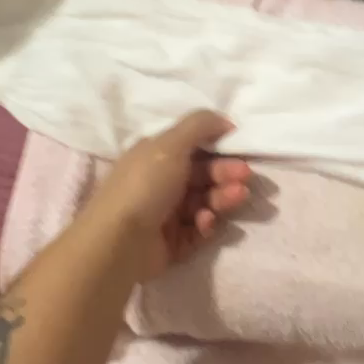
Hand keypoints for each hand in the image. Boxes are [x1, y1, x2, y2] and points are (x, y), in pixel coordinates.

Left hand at [76, 110, 256, 279]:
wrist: (118, 242)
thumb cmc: (144, 186)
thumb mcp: (170, 144)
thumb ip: (200, 125)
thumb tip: (226, 120)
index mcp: (156, 156)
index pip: (194, 148)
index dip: (219, 148)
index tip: (242, 150)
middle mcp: (161, 183)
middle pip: (203, 175)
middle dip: (227, 174)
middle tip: (245, 178)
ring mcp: (166, 214)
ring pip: (205, 202)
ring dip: (223, 198)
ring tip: (236, 198)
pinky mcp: (173, 242)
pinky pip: (198, 230)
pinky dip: (206, 224)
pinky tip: (205, 222)